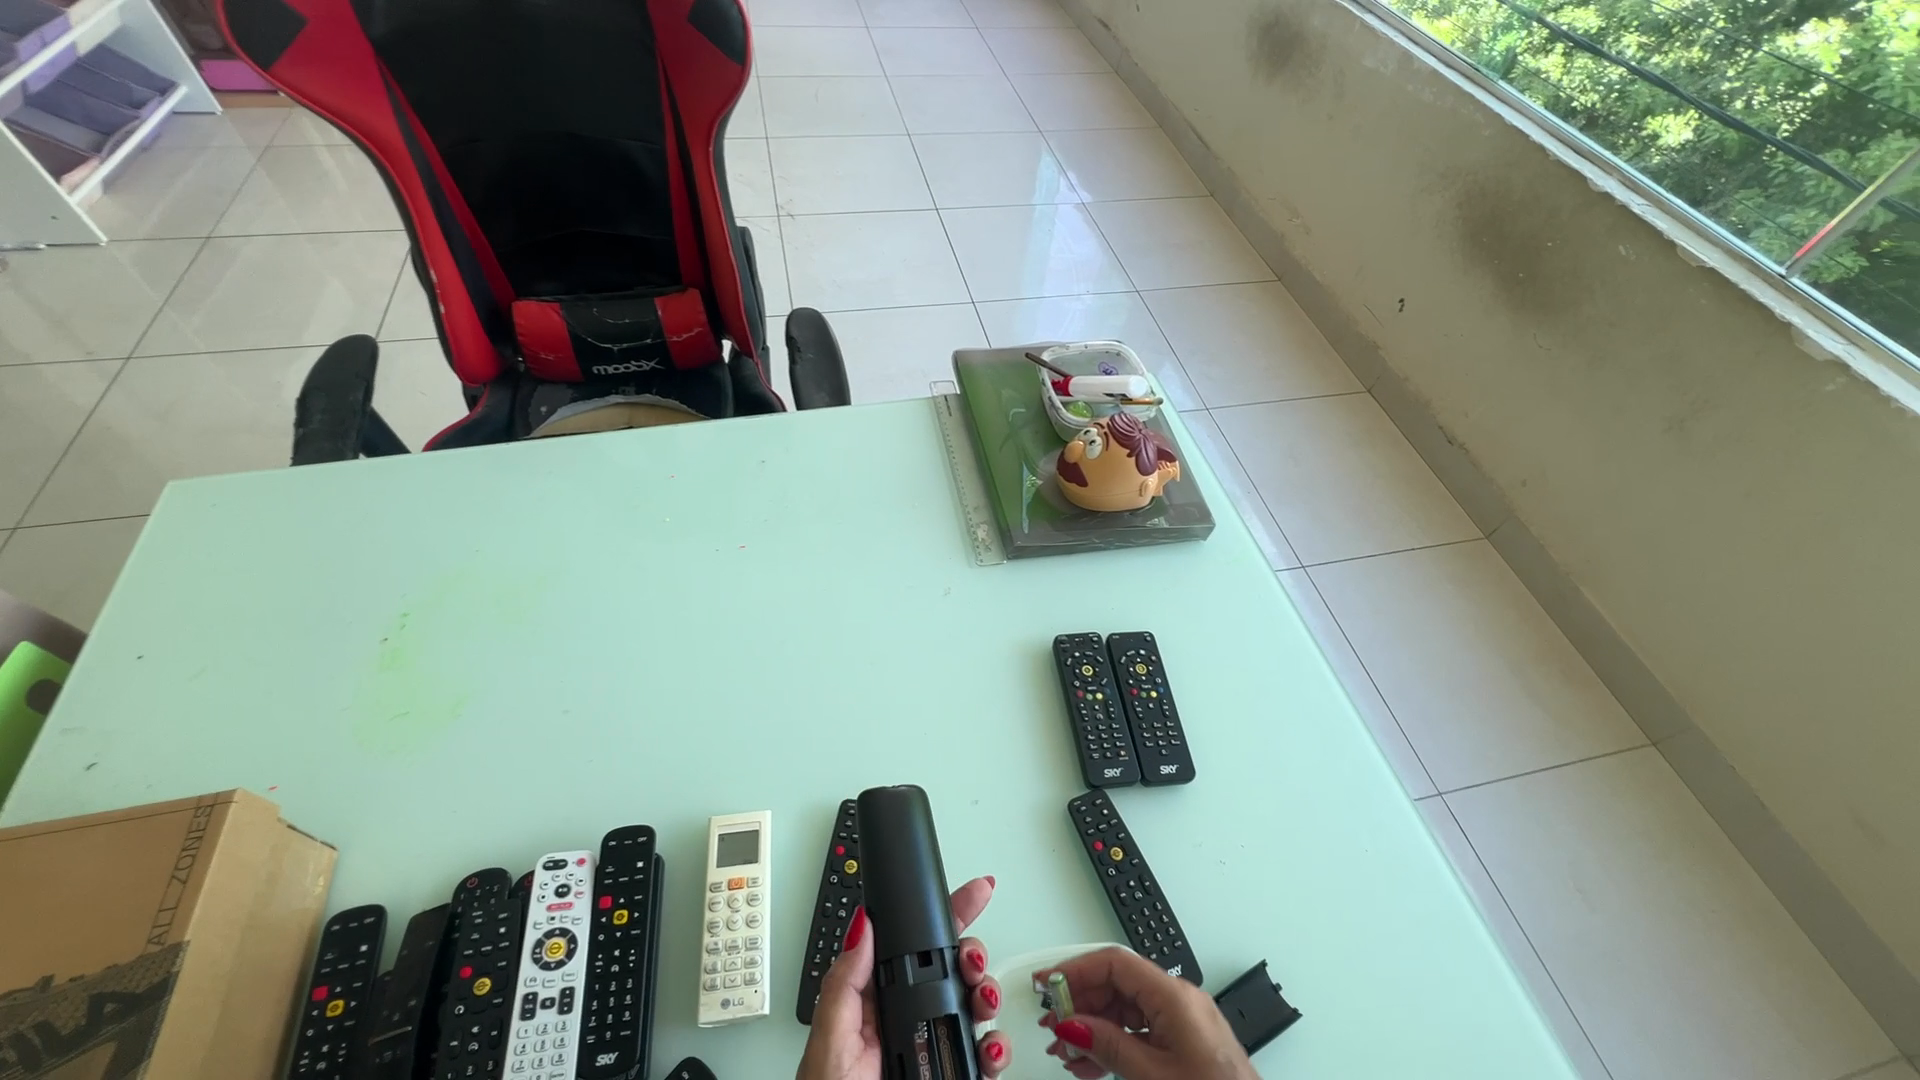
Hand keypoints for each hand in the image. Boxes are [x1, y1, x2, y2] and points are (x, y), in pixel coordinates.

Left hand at [797, 876, 1011, 1079]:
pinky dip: (996, 1046)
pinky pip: (985, 1054)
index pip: (914, 945)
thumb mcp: (829, 1041)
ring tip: (982, 1002)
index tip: (976, 892)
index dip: (947, 914)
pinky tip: (989, 1047)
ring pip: (976, 1006)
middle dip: (974, 955)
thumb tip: (863, 924)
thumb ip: (845, 983)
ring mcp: (933, 1046)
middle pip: (955, 969)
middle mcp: (909, 1017)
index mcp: (877, 998)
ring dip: (988, 995)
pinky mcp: (952, 1075)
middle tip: (972, 960)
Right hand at [1037, 947, 1254, 1079]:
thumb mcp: (1153, 1075)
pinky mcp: (1184, 1041)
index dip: (1076, 969)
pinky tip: (1091, 1063)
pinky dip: (1113, 1043)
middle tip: (1052, 1025)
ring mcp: (1182, 1020)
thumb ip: (1109, 1045)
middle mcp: (1179, 999)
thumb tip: (1071, 1023)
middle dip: (1080, 1004)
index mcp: (1174, 996)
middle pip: (1117, 983)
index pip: (1115, 963)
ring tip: (1067, 1052)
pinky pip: (1138, 1030)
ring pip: (1124, 1009)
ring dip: (1092, 1028)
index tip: (1048, 984)